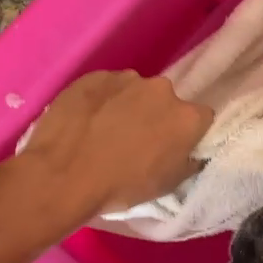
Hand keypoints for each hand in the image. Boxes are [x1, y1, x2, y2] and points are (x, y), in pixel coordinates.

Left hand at [16, 70, 212, 216]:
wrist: (62, 175)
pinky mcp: (93, 75)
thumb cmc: (120, 187)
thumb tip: (190, 153)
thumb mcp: (166, 186)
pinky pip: (105, 87)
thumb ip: (187, 163)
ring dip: (126, 106)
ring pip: (134, 91)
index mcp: (186, 117)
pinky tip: (85, 121)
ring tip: (104, 131)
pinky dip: (100, 101)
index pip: (200, 119)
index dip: (187, 133)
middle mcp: (161, 89)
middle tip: (135, 140)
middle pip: (166, 101)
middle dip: (155, 116)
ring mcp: (125, 78)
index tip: (171, 147)